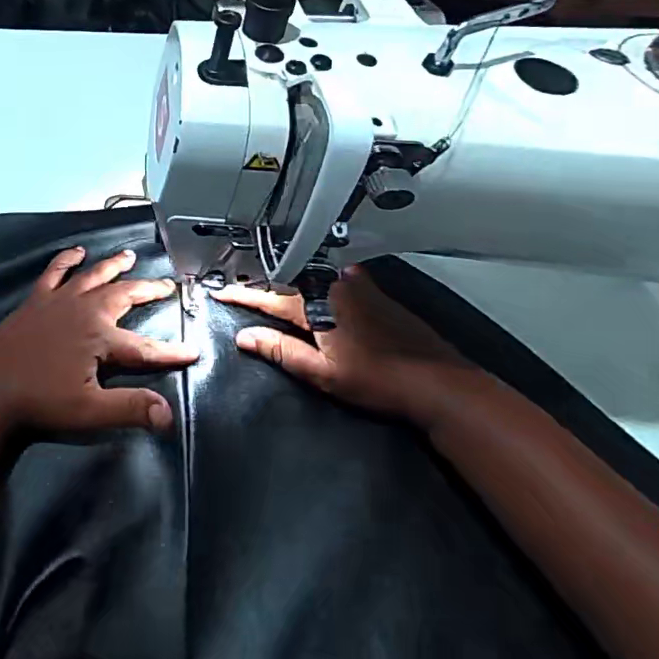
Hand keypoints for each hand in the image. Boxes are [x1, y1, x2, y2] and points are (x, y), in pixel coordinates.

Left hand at [0, 247, 196, 433]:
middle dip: (147, 290)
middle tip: (167, 285)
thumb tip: (169, 413)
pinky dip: (67, 260)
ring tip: (129, 256)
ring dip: (113, 266)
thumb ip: (130, 408)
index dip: (172, 351)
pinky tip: (76, 252)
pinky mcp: (36, 300)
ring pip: (93, 276)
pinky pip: (55, 272)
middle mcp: (83, 311)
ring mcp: (58, 301)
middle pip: (123, 295)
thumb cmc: (40, 401)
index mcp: (100, 338)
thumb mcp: (89, 411)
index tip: (194, 351)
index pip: (146, 348)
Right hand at [217, 266, 480, 425]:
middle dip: (263, 285)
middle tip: (241, 289)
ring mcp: (358, 286)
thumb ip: (281, 351)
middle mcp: (336, 286)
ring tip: (272, 285)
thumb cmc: (377, 380)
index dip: (242, 297)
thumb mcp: (322, 373)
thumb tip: (244, 338)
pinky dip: (319, 278)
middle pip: (289, 281)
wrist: (438, 382)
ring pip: (313, 276)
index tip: (220, 293)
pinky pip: (336, 276)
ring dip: (290, 280)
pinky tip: (320, 280)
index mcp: (318, 304)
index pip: (269, 298)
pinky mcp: (376, 293)